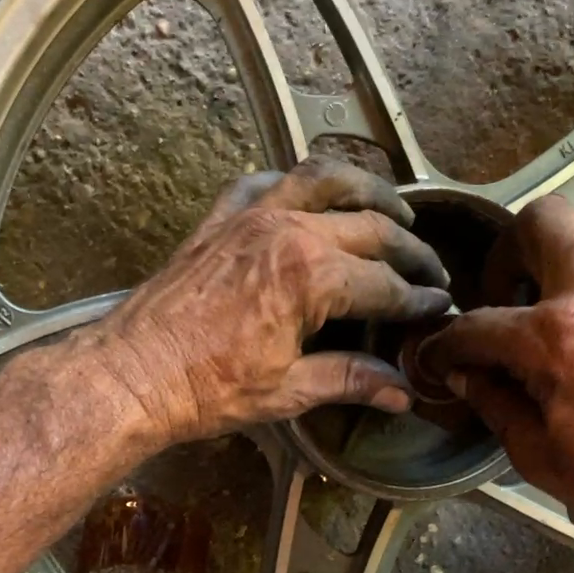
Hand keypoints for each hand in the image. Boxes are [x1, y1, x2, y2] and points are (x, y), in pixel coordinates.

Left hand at [82, 157, 451, 443]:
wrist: (134, 373)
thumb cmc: (207, 389)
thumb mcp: (288, 390)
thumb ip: (350, 380)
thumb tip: (402, 392)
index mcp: (313, 276)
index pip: (385, 284)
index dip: (417, 299)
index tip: (439, 306)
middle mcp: (289, 231)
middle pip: (370, 227)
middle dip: (410, 248)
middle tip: (430, 268)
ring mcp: (252, 217)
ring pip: (325, 180)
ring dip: (368, 190)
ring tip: (394, 208)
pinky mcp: (219, 220)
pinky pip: (266, 181)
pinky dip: (295, 181)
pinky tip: (308, 193)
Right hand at [419, 195, 573, 568]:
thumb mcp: (542, 458)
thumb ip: (497, 404)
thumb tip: (469, 376)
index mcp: (558, 337)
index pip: (477, 323)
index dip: (444, 344)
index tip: (437, 358)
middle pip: (542, 223)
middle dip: (505, 256)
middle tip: (500, 303)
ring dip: (557, 269)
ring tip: (545, 325)